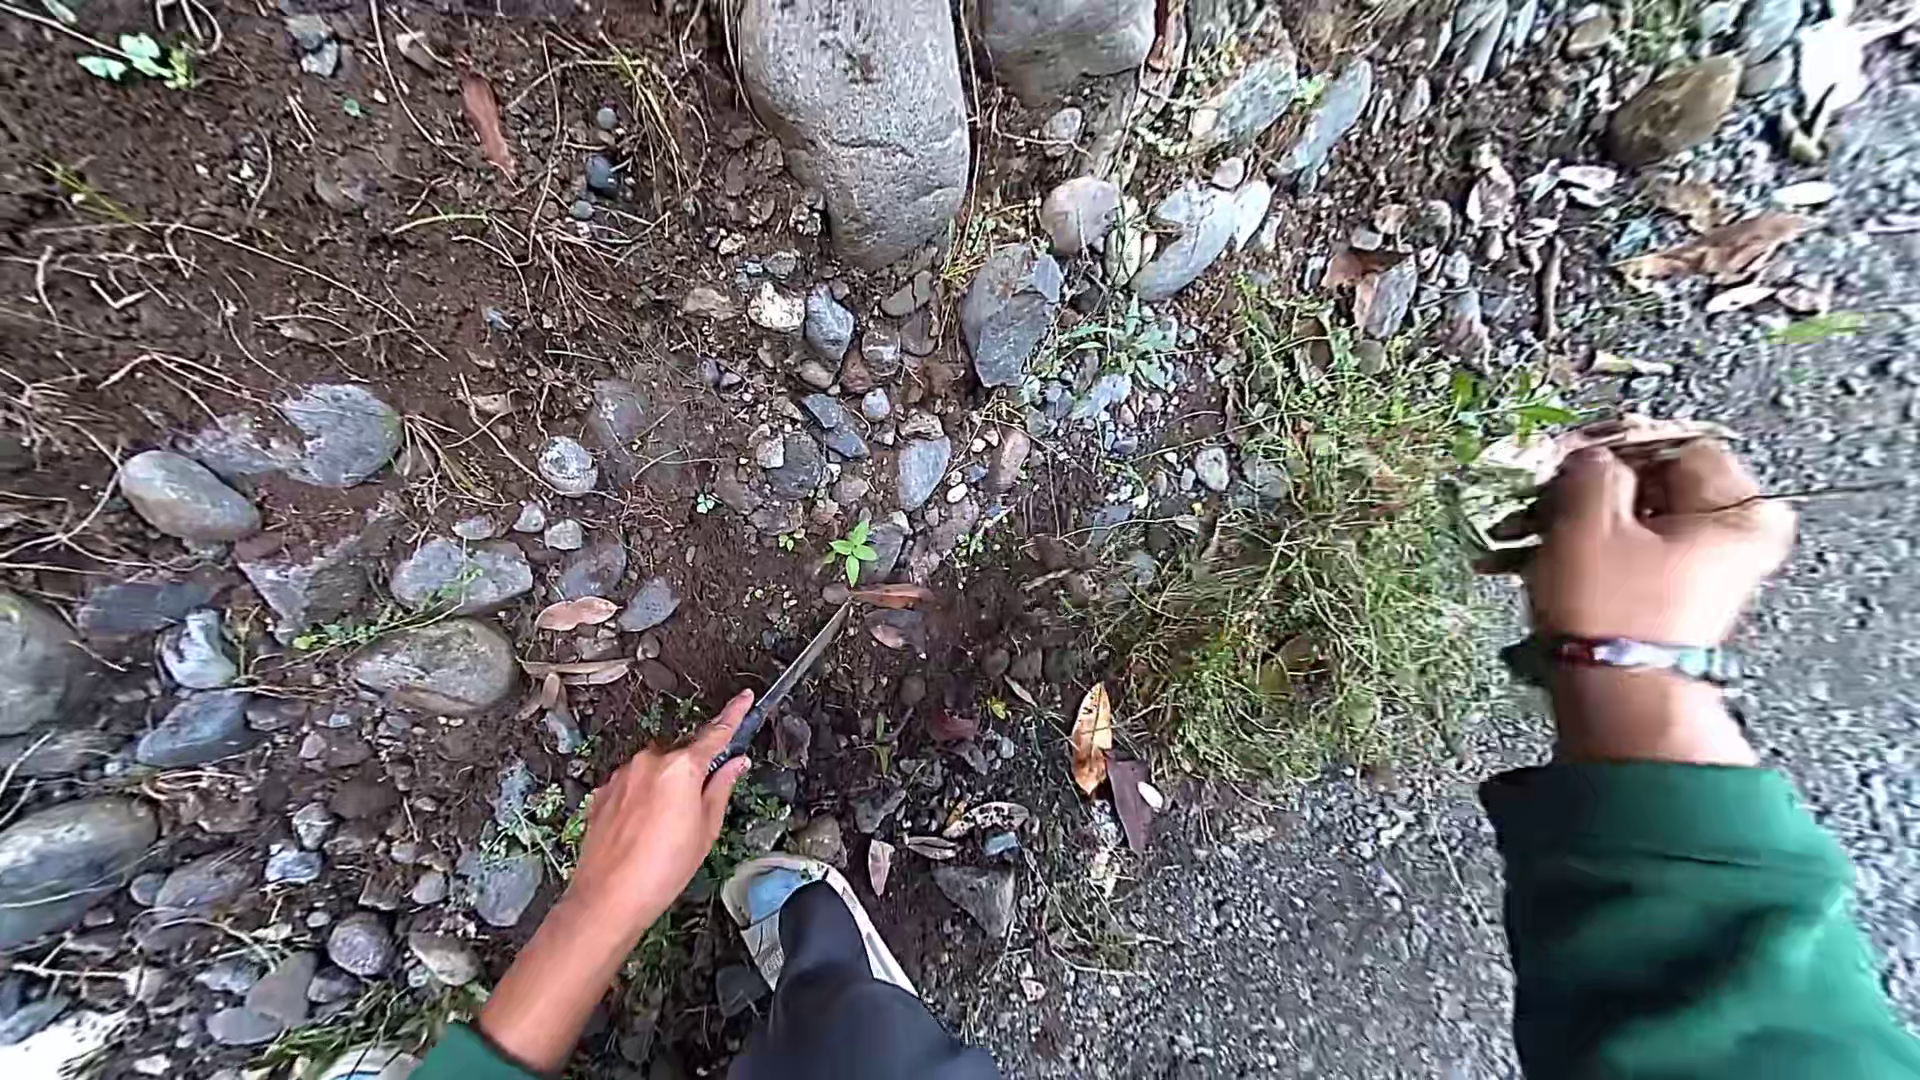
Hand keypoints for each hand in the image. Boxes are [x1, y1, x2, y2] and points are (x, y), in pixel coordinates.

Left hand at [566, 689, 754, 931]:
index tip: (744, 698)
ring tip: (666, 825)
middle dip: (695, 769)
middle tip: (698, 805)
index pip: (717, 731)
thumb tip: (735, 764)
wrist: (605, 902)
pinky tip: (646, 826)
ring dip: (668, 784)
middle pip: (685, 752)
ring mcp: (624, 775)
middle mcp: (650, 761)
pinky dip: (645, 795)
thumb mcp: (707, 827)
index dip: (735, 713)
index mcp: (682, 767)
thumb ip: (722, 786)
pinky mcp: (604, 791)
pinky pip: (635, 782)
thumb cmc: (660, 869)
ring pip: (659, 767)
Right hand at [1527, 441, 1795, 645]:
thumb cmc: (1607, 602)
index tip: (1557, 452)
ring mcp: (1686, 562)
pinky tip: (1506, 558)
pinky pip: (1604, 549)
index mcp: (1734, 512)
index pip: (1676, 447)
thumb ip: (1588, 474)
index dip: (1613, 444)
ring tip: (1503, 534)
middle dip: (1567, 491)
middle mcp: (1721, 533)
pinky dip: (1557, 548)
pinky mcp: (1650, 585)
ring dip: (1549, 520)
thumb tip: (1585, 455)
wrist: (1609, 683)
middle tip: (1521, 497)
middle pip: (1639, 484)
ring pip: (1612, 518)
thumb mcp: (1589, 526)